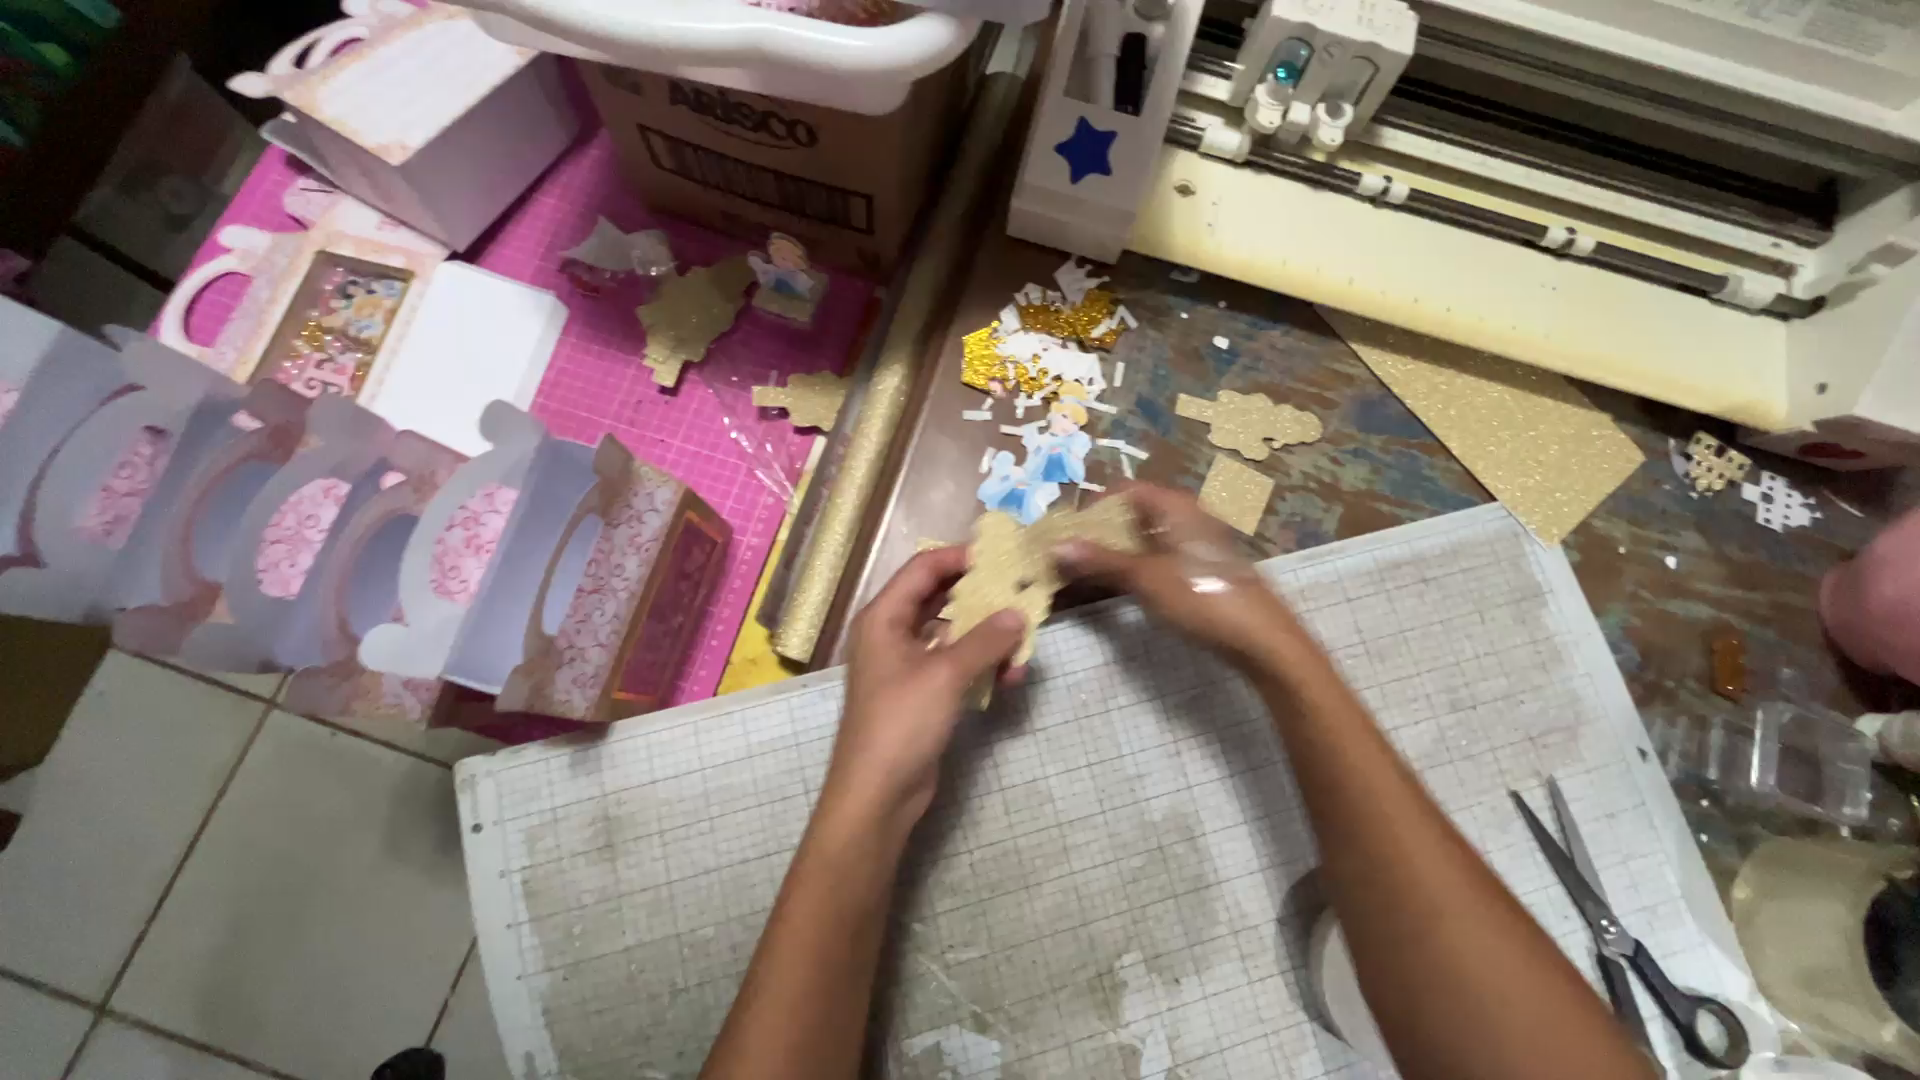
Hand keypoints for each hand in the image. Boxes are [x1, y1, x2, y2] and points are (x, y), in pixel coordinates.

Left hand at [824, 547, 1026, 828]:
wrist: (877, 794)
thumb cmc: (901, 723)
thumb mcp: (946, 674)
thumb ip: (985, 640)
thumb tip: (1019, 613)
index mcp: (884, 616)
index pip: (923, 568)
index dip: (960, 557)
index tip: (1002, 558)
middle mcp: (892, 632)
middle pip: (941, 598)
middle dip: (981, 598)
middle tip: (1021, 593)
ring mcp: (907, 664)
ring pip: (954, 634)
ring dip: (987, 638)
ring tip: (1022, 649)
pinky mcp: (922, 692)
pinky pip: (956, 664)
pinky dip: (981, 665)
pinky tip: (1009, 678)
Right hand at [1053, 484, 1308, 672]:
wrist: (1260, 638)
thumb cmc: (1201, 597)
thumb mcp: (1144, 578)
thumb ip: (1100, 560)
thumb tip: (1056, 546)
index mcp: (1173, 505)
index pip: (1122, 490)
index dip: (1091, 507)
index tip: (1066, 533)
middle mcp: (1184, 515)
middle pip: (1130, 514)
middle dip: (1097, 534)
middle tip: (1066, 558)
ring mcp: (1193, 542)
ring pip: (1142, 539)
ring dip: (1112, 555)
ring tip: (1082, 577)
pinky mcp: (1198, 568)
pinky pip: (1155, 558)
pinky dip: (1132, 569)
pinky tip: (1115, 589)